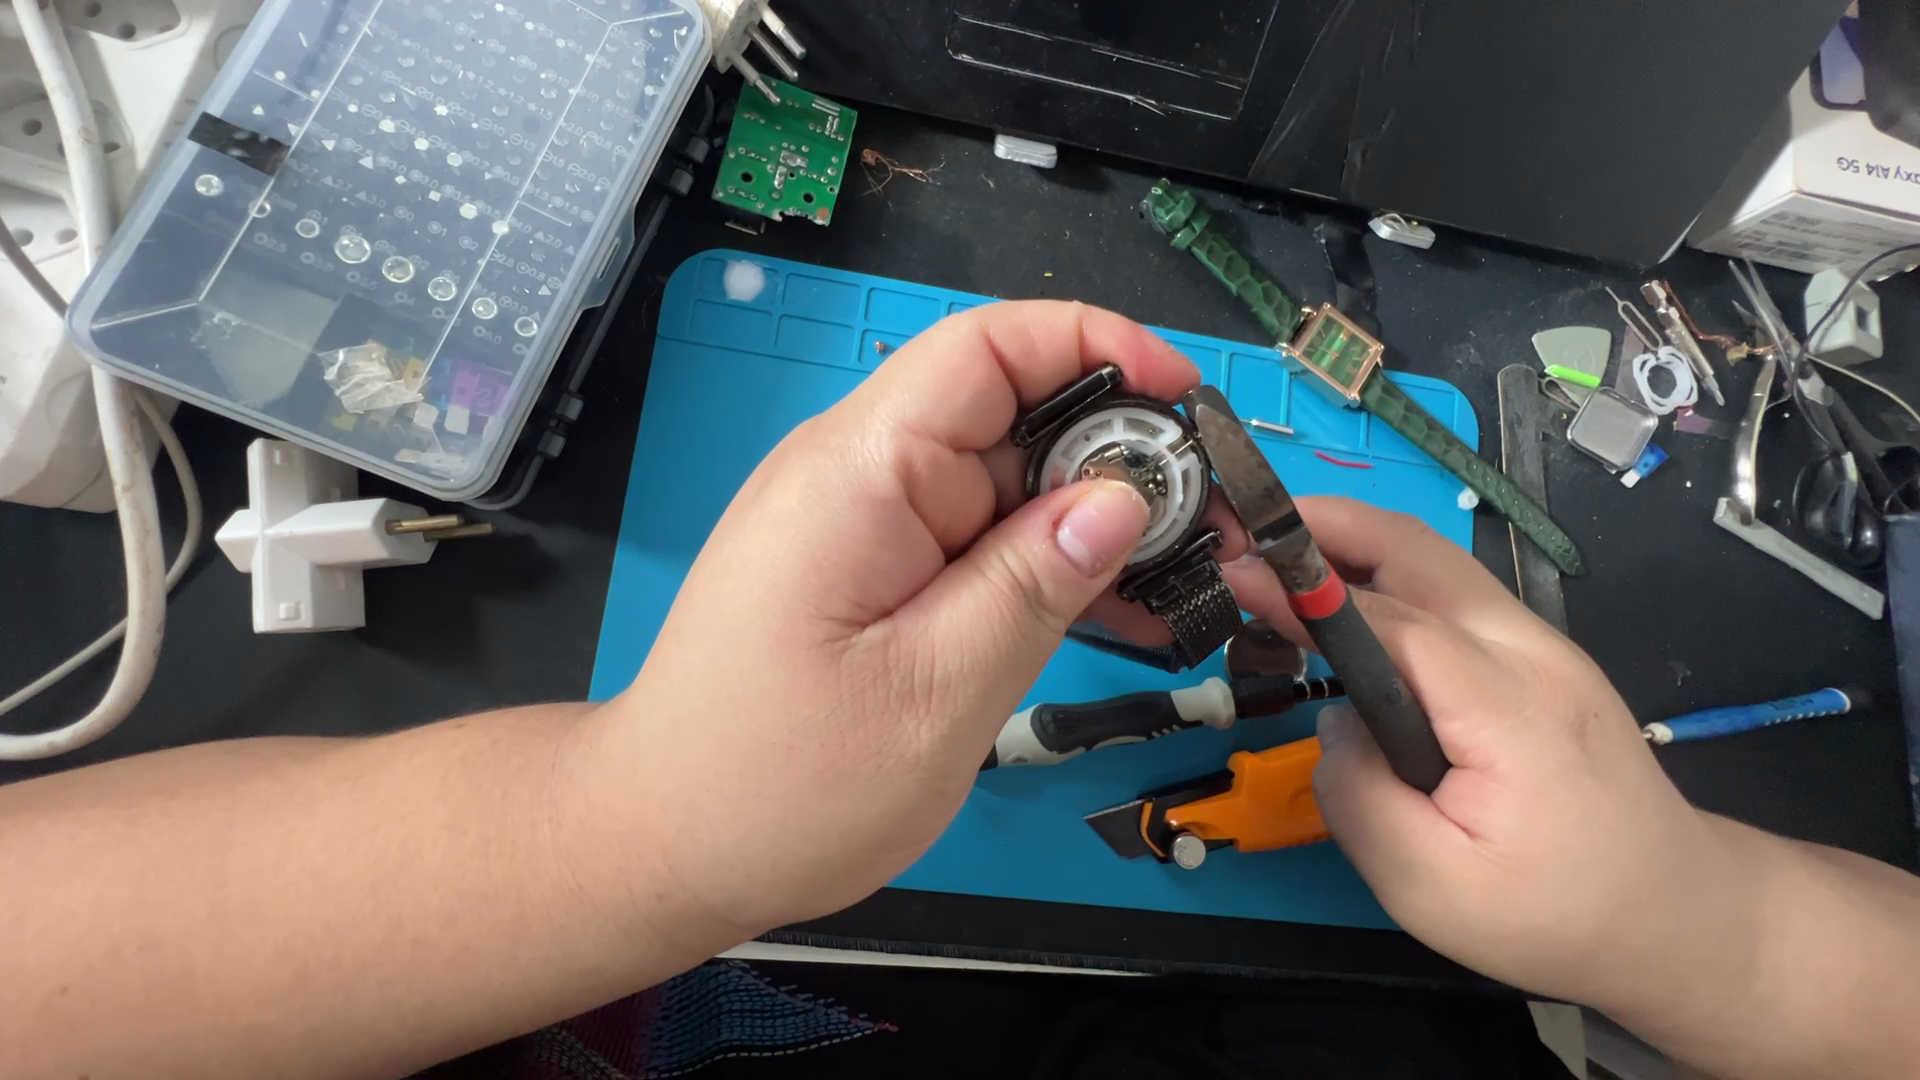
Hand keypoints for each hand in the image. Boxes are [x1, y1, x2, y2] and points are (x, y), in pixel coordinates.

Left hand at [570, 301, 1243, 937]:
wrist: (672, 840)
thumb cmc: (781, 784)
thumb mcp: (934, 693)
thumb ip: (1032, 586)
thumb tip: (1122, 501)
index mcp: (861, 472)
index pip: (984, 349)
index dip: (1095, 346)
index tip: (1184, 400)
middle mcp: (864, 474)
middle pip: (1011, 416)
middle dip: (1120, 454)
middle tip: (1213, 521)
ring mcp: (875, 522)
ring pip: (1011, 486)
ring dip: (1097, 522)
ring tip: (1186, 576)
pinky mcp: (885, 569)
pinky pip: (984, 542)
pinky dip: (1051, 567)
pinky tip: (1120, 611)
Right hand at [1225, 499, 1754, 1011]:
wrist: (1682, 916)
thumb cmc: (1553, 911)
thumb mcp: (1427, 888)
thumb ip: (1354, 795)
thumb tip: (1337, 719)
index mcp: (1510, 711)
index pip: (1394, 623)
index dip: (1308, 592)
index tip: (1235, 573)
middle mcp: (1528, 652)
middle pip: (1419, 552)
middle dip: (1325, 523)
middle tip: (1246, 527)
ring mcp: (1535, 643)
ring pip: (1429, 556)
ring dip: (1346, 536)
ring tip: (1272, 547)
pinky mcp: (1525, 651)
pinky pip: (1438, 585)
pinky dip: (1373, 565)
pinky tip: (1330, 585)